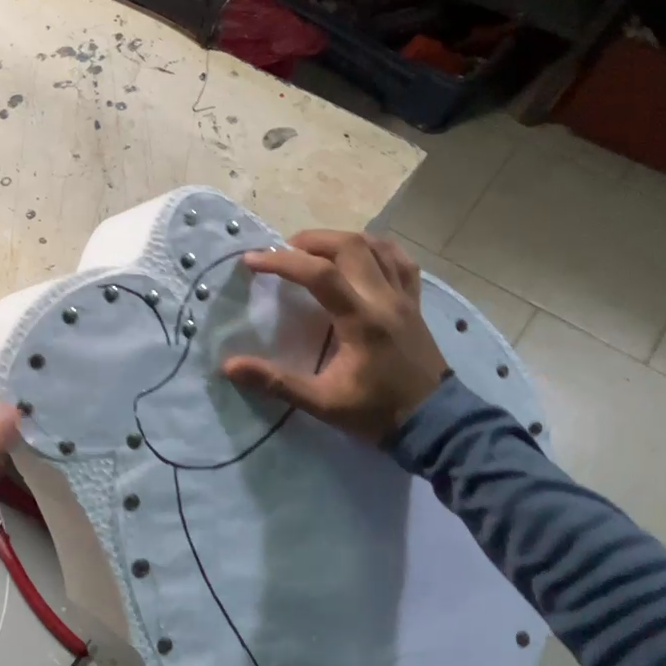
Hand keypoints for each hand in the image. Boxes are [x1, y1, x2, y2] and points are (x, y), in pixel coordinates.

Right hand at [220, 230, 447, 443]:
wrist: (436, 425)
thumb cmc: (377, 412)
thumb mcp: (322, 402)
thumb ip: (276, 381)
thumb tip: (229, 366)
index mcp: (362, 320)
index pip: (320, 273)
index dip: (282, 261)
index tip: (252, 261)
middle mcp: (386, 299)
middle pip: (350, 246)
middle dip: (310, 241)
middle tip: (283, 254)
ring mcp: (405, 297)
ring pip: (376, 245)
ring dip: (340, 240)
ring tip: (314, 252)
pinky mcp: (415, 302)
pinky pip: (399, 259)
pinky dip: (374, 248)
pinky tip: (357, 256)